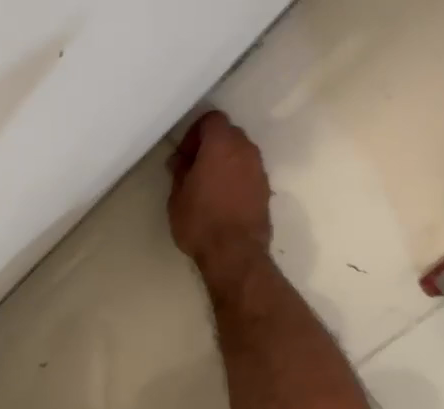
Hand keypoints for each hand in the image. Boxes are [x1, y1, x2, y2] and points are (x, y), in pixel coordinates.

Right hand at [167, 110, 272, 272]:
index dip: (195, 133)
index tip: (185, 155)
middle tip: (195, 169)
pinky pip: (248, 174)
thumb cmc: (200, 222)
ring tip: (209, 187)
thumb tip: (180, 161)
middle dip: (211, 146)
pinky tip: (224, 201)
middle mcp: (245, 149)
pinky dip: (237, 179)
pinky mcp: (266, 190)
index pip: (211, 119)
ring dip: (225, 163)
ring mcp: (259, 170)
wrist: (235, 253)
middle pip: (228, 135)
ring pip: (241, 154)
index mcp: (221, 144)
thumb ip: (179, 173)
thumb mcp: (177, 198)